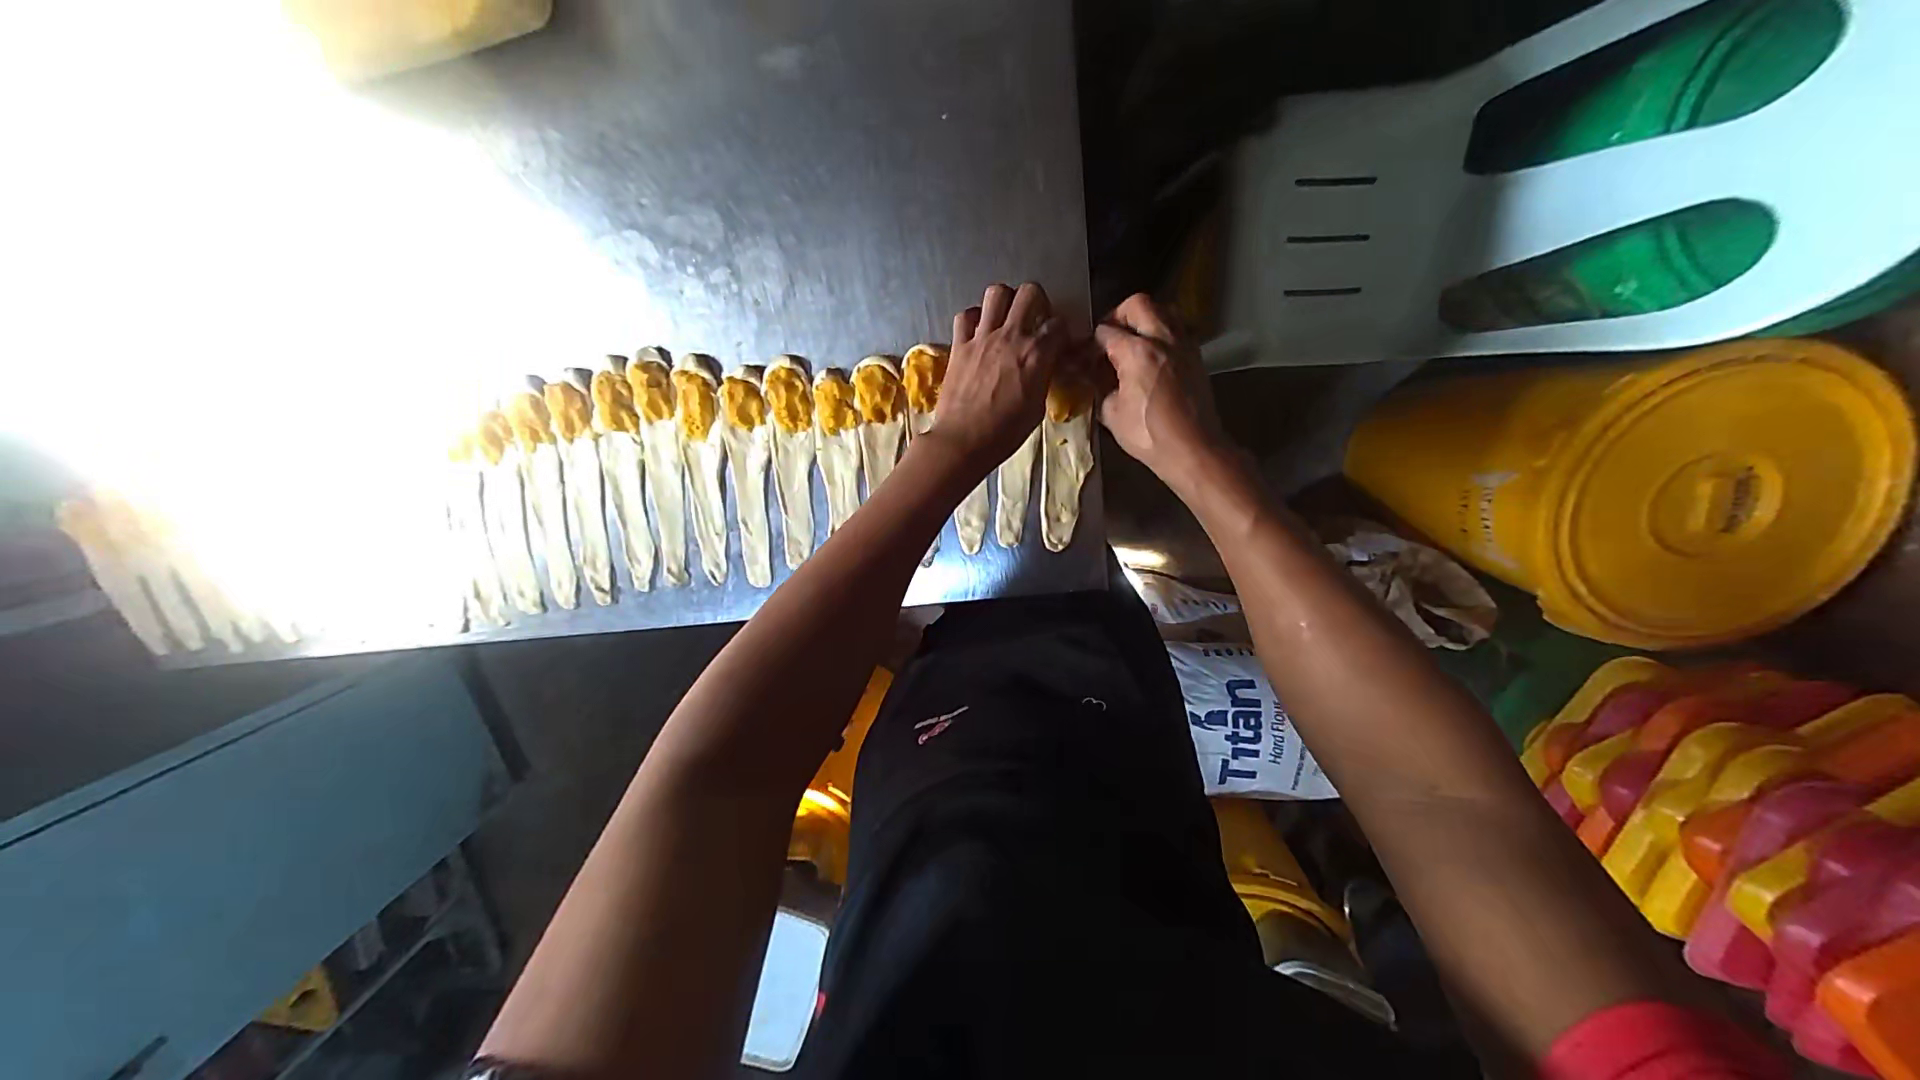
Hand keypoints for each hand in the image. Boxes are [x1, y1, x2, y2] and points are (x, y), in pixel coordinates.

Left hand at [925, 282, 1067, 477]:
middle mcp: (1011, 337)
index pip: (1058, 325)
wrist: (963, 440)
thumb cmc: (1004, 432)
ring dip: (1006, 301)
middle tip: (1035, 317)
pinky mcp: (960, 346)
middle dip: (1037, 301)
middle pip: (1030, 292)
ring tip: (1007, 317)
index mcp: (1036, 354)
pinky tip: (979, 330)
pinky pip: (966, 315)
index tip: (1059, 342)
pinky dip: (975, 317)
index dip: (1062, 332)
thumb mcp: (1037, 408)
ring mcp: (982, 338)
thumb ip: (1043, 378)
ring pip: (996, 292)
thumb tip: (1044, 367)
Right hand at [1093, 293, 1228, 483]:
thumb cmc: (1149, 435)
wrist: (1193, 449)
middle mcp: (1163, 339)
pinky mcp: (1196, 357)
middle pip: (1138, 304)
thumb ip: (1100, 387)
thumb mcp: (1111, 413)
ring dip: (1144, 320)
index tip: (1084, 356)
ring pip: (1163, 310)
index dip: (1090, 343)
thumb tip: (1094, 377)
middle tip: (1109, 337)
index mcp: (1137, 351)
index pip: (1105, 331)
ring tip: (1132, 342)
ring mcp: (1184, 345)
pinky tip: (1151, 357)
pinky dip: (1162, 334)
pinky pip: (1177, 330)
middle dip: (1118, 315)